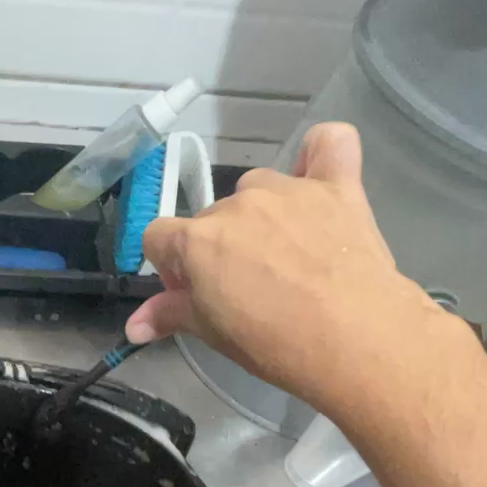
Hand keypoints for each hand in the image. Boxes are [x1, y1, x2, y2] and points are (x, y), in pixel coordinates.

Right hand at [125, 123, 458, 415]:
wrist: (354, 337)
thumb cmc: (272, 341)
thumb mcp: (211, 333)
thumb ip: (168, 316)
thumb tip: (132, 327)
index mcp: (196, 241)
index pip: (157, 237)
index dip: (169, 266)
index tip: (191, 292)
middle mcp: (236, 205)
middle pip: (209, 218)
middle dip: (216, 247)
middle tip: (243, 286)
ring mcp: (288, 190)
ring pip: (256, 188)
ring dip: (259, 213)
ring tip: (282, 251)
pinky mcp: (338, 186)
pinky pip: (328, 144)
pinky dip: (318, 155)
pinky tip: (316, 178)